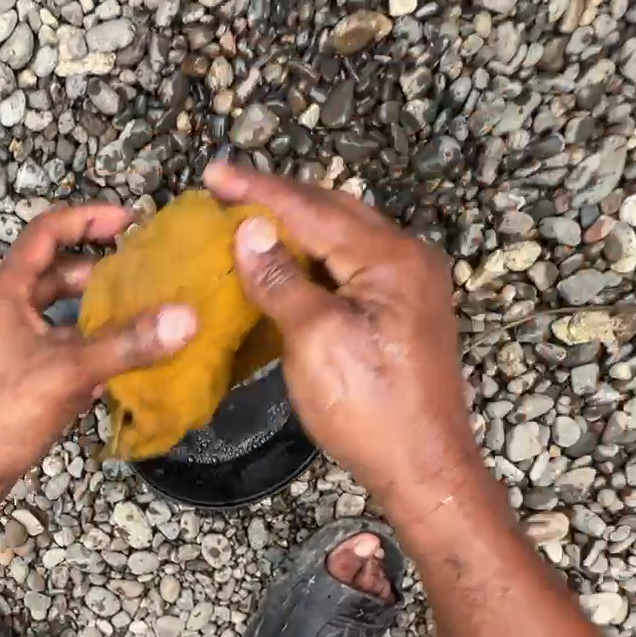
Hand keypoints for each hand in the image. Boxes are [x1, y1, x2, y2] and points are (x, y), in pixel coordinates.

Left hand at [0, 205, 197, 486]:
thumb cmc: (2, 412)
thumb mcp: (67, 372)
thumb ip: (127, 345)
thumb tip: (186, 318)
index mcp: (7, 293)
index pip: (46, 232)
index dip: (88, 217)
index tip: (131, 220)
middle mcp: (8, 313)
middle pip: (58, 274)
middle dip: (102, 272)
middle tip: (146, 276)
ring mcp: (13, 347)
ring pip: (63, 317)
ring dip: (99, 316)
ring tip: (144, 319)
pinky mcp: (22, 377)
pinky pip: (62, 351)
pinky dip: (89, 352)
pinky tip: (122, 366)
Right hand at [204, 162, 481, 527]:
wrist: (421, 463)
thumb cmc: (367, 405)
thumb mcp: (315, 339)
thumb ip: (282, 282)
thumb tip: (249, 233)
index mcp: (389, 258)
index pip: (312, 209)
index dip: (258, 191)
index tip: (214, 173)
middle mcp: (407, 259)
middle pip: (334, 212)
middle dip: (280, 199)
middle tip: (228, 192)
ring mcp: (408, 287)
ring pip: (344, 237)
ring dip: (297, 226)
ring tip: (251, 220)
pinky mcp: (401, 313)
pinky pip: (350, 267)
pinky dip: (314, 258)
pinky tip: (288, 265)